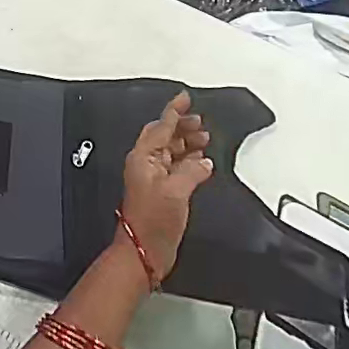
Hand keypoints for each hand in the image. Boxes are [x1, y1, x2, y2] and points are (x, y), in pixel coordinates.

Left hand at [118, 91, 212, 281]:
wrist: (143, 252)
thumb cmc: (153, 221)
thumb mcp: (176, 191)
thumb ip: (192, 171)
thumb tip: (203, 162)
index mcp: (143, 157)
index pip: (161, 126)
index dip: (174, 111)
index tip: (185, 97)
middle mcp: (146, 163)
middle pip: (165, 136)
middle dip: (182, 126)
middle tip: (200, 122)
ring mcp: (153, 177)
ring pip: (171, 151)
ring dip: (187, 143)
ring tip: (205, 138)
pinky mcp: (161, 191)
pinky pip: (176, 167)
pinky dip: (189, 161)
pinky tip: (202, 161)